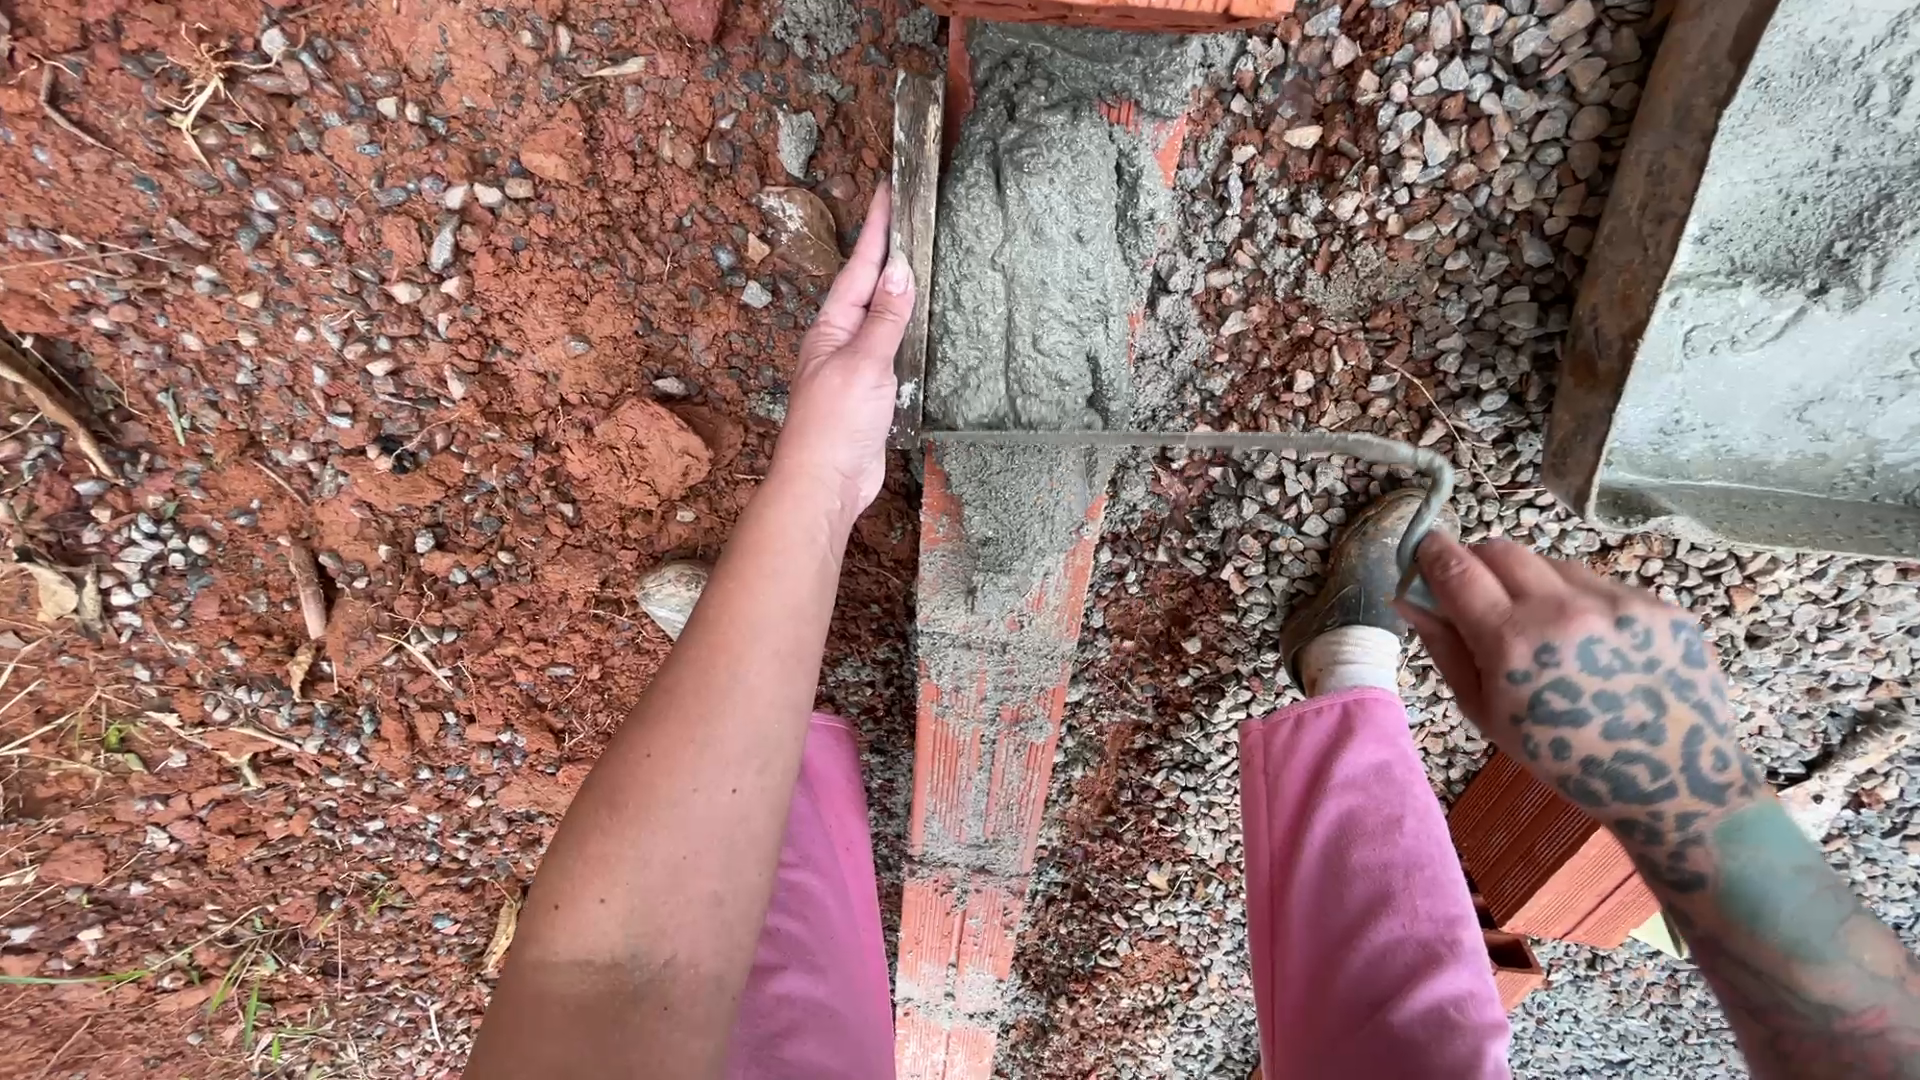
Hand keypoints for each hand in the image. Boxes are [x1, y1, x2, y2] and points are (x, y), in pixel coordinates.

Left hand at [771, 187, 915, 528]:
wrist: (826, 482)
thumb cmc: (834, 423)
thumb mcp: (862, 364)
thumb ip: (884, 320)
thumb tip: (901, 272)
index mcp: (832, 328)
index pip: (860, 268)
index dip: (877, 230)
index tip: (889, 190)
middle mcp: (842, 342)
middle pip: (870, 289)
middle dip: (888, 254)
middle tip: (910, 217)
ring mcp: (857, 369)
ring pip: (883, 321)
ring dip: (900, 294)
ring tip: (921, 263)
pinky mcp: (873, 395)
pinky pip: (893, 354)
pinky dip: (908, 335)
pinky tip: (922, 330)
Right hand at [1397, 534, 1765, 892]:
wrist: (1675, 781)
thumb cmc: (1557, 752)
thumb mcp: (1481, 709)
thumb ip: (1442, 646)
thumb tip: (1407, 599)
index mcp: (1511, 641)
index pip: (1455, 568)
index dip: (1431, 551)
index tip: (1421, 547)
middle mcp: (1564, 610)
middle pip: (1500, 549)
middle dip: (1475, 559)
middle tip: (1472, 587)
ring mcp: (1619, 604)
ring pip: (1549, 562)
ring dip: (1526, 579)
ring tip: (1536, 621)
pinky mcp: (1661, 606)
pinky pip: (1597, 582)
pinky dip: (1575, 597)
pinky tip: (1584, 638)